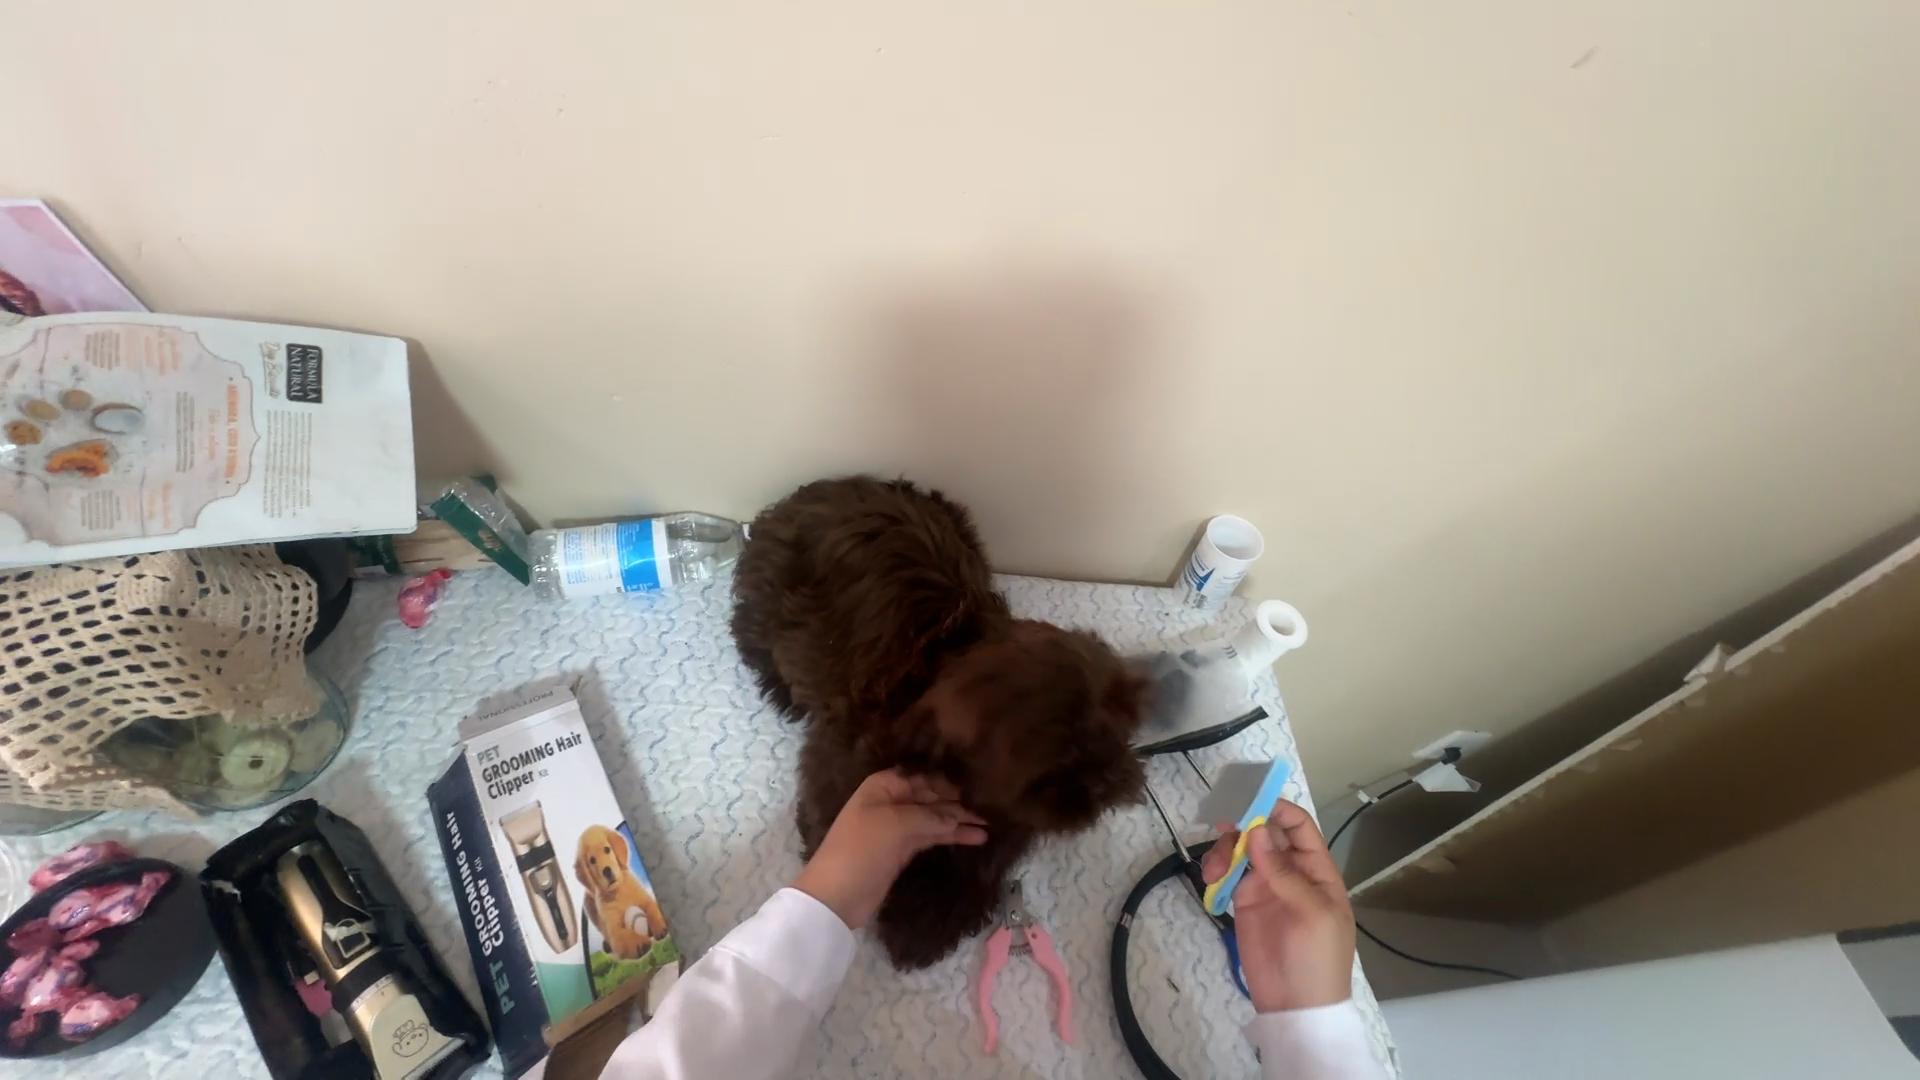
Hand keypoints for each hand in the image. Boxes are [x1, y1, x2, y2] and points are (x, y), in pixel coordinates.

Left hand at [793, 769, 988, 929]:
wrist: (835, 897)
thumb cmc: (860, 849)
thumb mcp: (894, 825)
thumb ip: (929, 816)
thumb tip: (959, 815)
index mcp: (885, 785)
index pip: (925, 776)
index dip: (951, 779)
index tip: (980, 781)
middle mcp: (893, 800)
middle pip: (933, 795)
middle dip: (960, 800)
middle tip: (992, 804)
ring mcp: (899, 826)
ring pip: (936, 817)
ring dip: (961, 819)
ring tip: (991, 821)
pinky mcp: (905, 849)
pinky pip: (933, 835)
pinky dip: (953, 835)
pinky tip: (976, 836)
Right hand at [1204, 797, 1355, 1012]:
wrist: (1295, 1007)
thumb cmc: (1316, 958)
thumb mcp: (1312, 914)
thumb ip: (1283, 871)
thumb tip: (1255, 829)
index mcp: (1316, 870)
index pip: (1298, 826)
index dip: (1277, 809)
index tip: (1248, 801)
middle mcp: (1290, 870)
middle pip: (1264, 830)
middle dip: (1243, 824)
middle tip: (1221, 824)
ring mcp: (1265, 883)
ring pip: (1241, 847)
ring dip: (1225, 848)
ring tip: (1214, 870)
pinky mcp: (1244, 898)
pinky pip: (1227, 870)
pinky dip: (1216, 867)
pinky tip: (1211, 879)